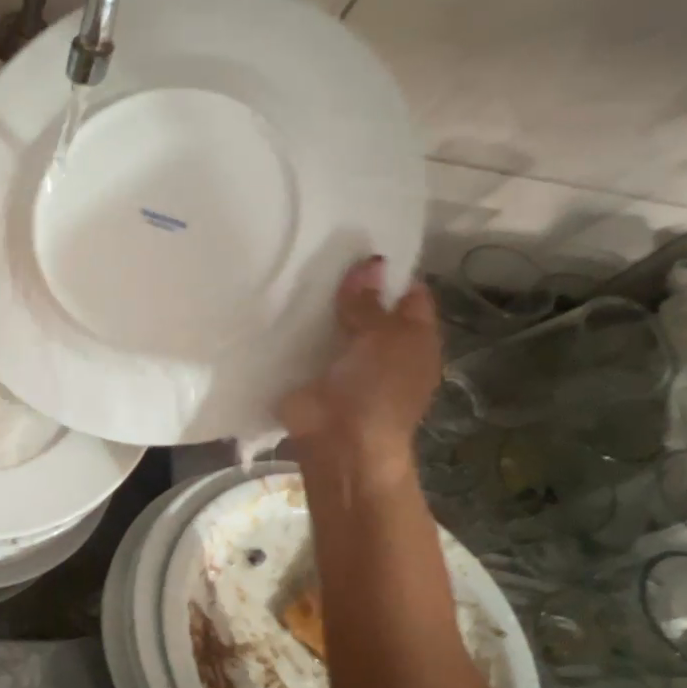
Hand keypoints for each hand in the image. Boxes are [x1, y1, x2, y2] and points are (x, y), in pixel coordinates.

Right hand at [279, 256, 441, 480]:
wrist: (339, 443)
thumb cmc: (376, 388)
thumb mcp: (382, 337)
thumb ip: (369, 302)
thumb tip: (370, 263)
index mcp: (415, 339)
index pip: (409, 295)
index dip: (391, 272)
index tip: (361, 244)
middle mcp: (382, 350)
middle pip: (367, 309)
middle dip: (347, 287)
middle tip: (317, 253)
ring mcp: (345, 366)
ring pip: (332, 327)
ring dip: (315, 310)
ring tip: (290, 273)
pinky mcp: (310, 378)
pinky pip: (301, 348)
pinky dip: (291, 334)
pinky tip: (272, 310)